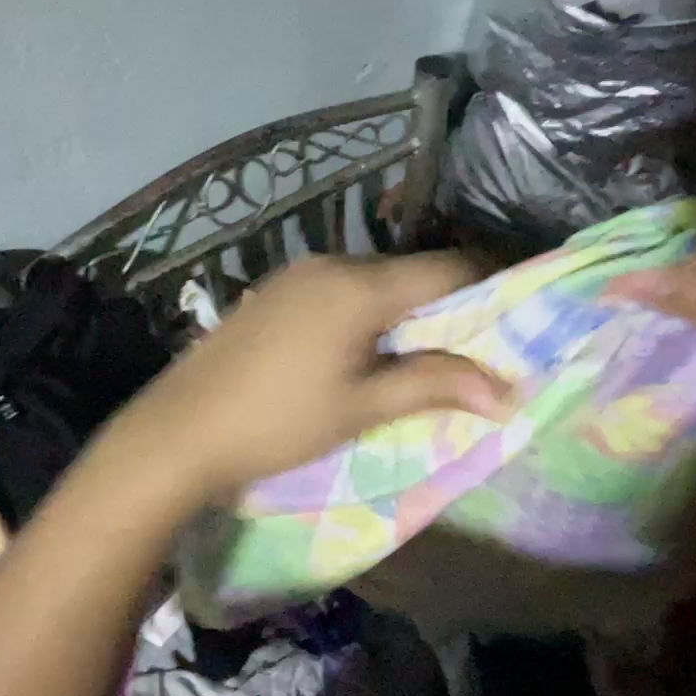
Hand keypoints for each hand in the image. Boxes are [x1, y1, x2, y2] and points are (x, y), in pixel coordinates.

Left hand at [95, 254, 509, 498]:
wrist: (179, 431)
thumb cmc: (277, 423)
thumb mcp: (362, 407)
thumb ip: (434, 386)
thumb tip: (506, 391)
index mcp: (359, 286)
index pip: (446, 268)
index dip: (489, 286)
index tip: (516, 316)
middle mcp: (330, 264)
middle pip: (409, 272)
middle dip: (446, 305)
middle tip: (472, 349)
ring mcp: (296, 274)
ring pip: (374, 281)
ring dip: (404, 310)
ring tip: (420, 355)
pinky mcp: (273, 291)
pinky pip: (339, 289)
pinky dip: (366, 311)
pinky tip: (362, 349)